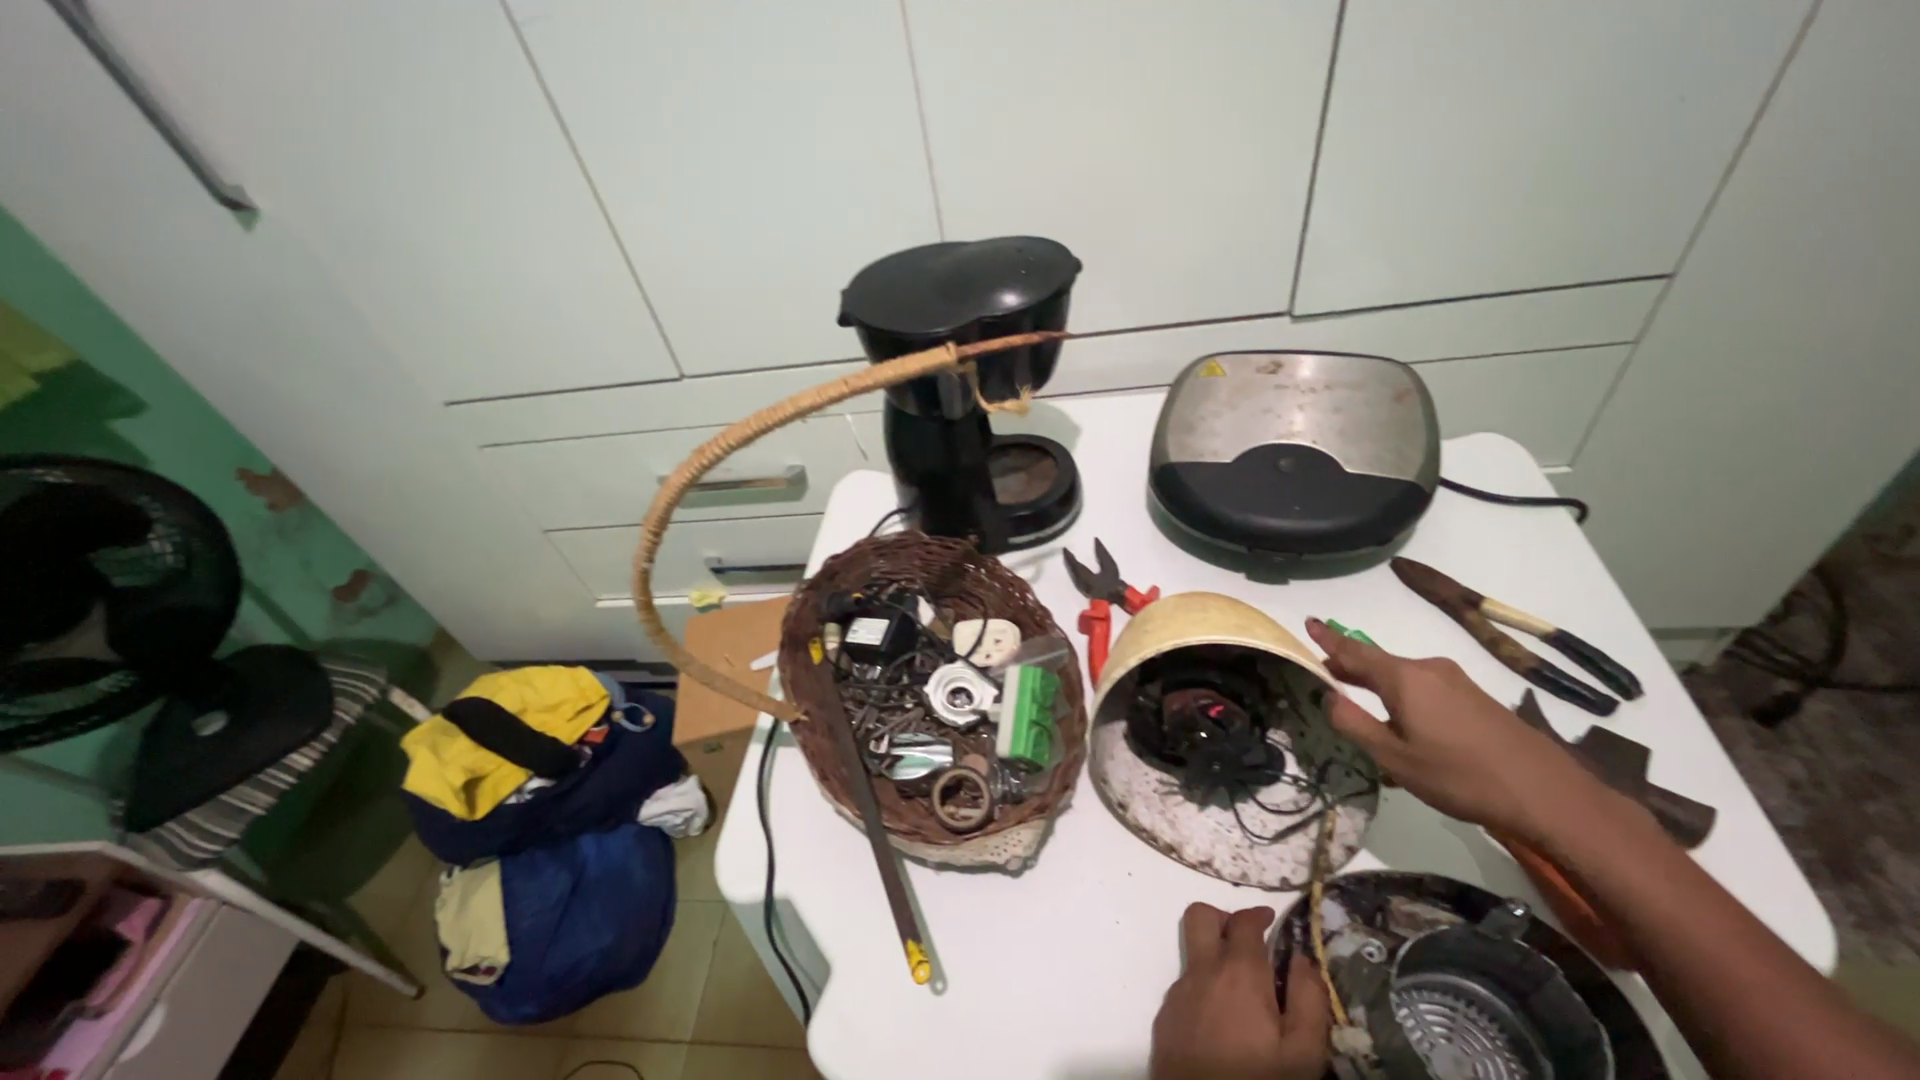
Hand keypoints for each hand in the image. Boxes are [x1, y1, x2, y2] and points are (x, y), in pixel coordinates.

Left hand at [1151, 904, 1329, 1079]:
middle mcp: (1202, 972)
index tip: (1273, 920)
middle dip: (1223, 917)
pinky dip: (1205, 991)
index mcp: (1238, 973)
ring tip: (1245, 996)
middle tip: (1248, 941)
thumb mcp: (1303, 1052)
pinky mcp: (1165, 1017)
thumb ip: (1309, 999)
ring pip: (1192, 955)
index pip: (1243, 921)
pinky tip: (1225, 1024)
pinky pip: (1185, 988)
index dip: (1258, 914)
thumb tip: (1301, 959)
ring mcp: (1178, 994)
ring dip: (1215, 960)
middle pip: (1199, 916)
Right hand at [1304, 618, 1604, 839]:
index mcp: (1404, 678)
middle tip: (1325, 678)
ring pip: (1403, 679)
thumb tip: (1329, 697)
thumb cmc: (1459, 776)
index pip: (1354, 652)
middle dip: (1351, 670)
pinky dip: (1404, 701)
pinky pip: (1425, 691)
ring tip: (1363, 716)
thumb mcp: (1394, 758)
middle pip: (1378, 664)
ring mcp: (1455, 681)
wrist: (1544, 792)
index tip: (1308, 622)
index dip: (1328, 640)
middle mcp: (1428, 669)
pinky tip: (1404, 731)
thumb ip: (1355, 724)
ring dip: (1379, 691)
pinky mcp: (1474, 698)